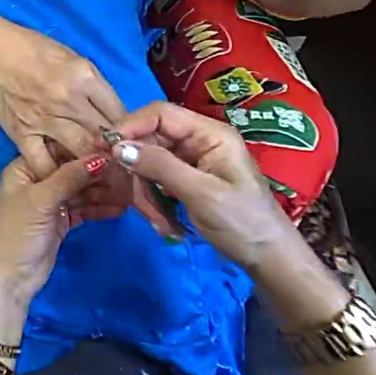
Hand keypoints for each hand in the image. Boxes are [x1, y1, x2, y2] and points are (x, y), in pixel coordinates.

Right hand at [0, 21, 125, 177]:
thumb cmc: (32, 48)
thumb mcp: (73, 57)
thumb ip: (94, 85)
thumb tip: (114, 113)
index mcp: (84, 76)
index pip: (119, 112)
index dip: (130, 131)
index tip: (132, 142)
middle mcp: (68, 100)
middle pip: (105, 135)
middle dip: (118, 152)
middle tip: (124, 164)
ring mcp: (44, 120)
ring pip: (81, 152)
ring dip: (95, 166)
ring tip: (103, 175)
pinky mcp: (22, 134)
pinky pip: (44, 164)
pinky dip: (58, 174)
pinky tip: (67, 179)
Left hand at [0, 154, 110, 333]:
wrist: (9, 279)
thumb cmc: (18, 232)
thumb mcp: (42, 199)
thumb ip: (71, 177)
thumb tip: (102, 156)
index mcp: (25, 168)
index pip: (59, 150)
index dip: (85, 149)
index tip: (114, 150)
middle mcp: (37, 181)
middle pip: (73, 171)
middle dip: (98, 173)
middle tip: (128, 173)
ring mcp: (49, 202)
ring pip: (80, 190)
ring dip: (103, 192)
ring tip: (130, 192)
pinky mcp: (60, 221)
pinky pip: (83, 208)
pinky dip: (99, 208)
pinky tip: (120, 209)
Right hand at [107, 101, 304, 276]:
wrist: (269, 260)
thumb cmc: (243, 223)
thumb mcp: (200, 194)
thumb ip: (160, 167)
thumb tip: (119, 146)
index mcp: (210, 133)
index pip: (160, 114)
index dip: (131, 126)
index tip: (106, 147)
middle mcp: (199, 141)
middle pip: (151, 141)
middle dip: (139, 172)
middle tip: (136, 202)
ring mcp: (193, 161)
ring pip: (150, 164)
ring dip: (147, 194)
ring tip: (160, 223)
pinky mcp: (187, 181)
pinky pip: (157, 182)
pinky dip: (155, 202)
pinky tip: (165, 224)